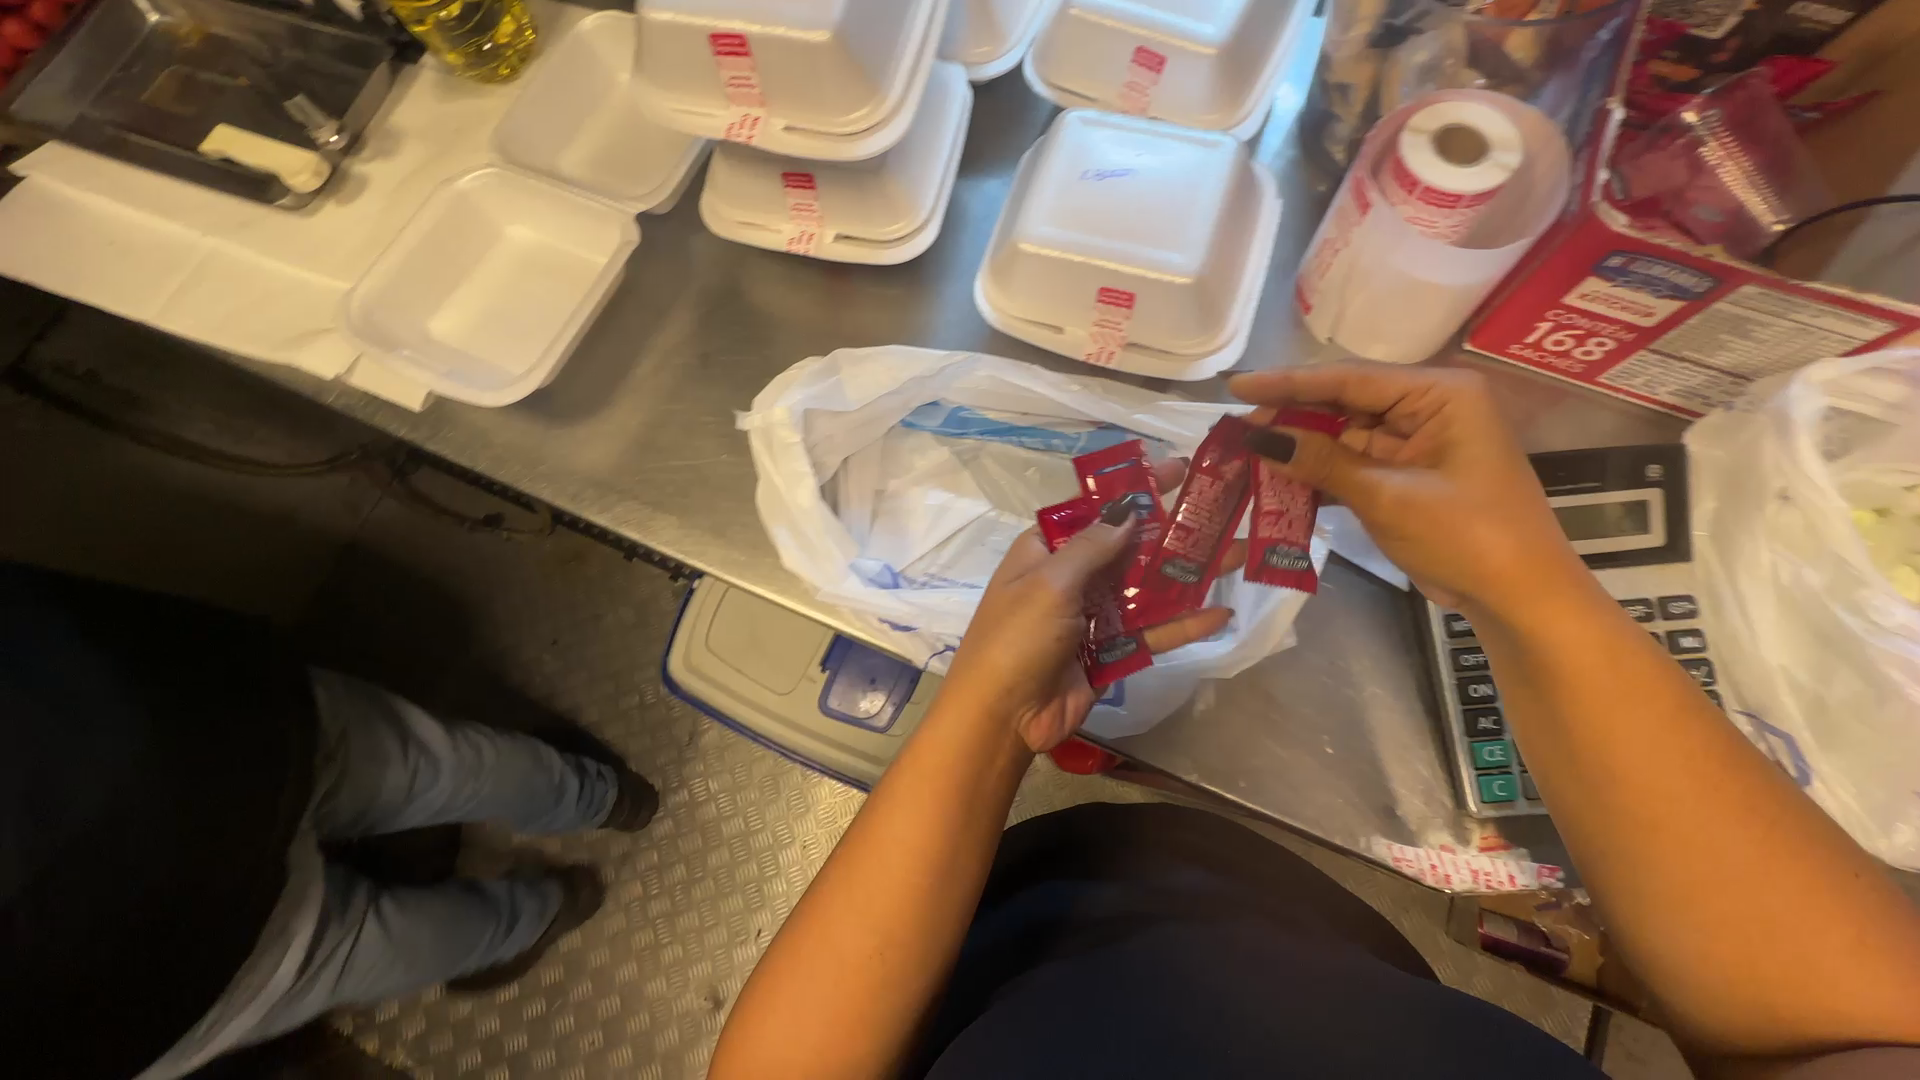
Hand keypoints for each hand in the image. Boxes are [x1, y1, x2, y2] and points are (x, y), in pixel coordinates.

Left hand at [943, 459, 1236, 753]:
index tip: (1178, 469)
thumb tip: (1128, 511)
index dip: (1133, 490)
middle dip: (1171, 529)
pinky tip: (1220, 615)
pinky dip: (1182, 624)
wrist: (1003, 717)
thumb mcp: (1050, 582)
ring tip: (1237, 555)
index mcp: (1046, 551)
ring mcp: (1093, 616)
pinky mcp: (1110, 652)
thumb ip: (1092, 546)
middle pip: (1128, 547)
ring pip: (1146, 588)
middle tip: (1223, 510)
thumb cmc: (1017, 638)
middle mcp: (1071, 578)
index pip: (1094, 509)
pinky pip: (1151, 632)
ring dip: (1187, 573)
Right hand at [1229, 363, 1587, 616]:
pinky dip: (1316, 472)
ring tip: (1245, 451)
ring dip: (1298, 446)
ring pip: (1341, 435)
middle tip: (1235, 427)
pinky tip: (1276, 477)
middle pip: (1343, 402)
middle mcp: (1427, 408)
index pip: (1350, 379)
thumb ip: (1321, 462)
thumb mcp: (1388, 496)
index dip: (1288, 383)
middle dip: (1289, 415)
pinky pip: (1349, 464)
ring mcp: (1415, 443)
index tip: (1236, 384)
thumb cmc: (1467, 536)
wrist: (1518, 598)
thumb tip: (1257, 437)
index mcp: (1440, 394)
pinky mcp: (1404, 475)